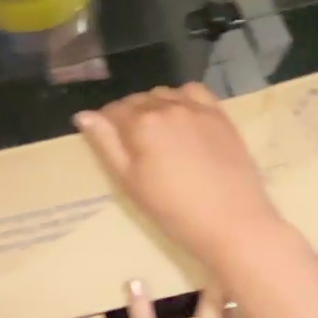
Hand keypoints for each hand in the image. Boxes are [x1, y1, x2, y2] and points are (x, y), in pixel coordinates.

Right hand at [75, 84, 281, 268]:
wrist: (234, 225)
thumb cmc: (175, 212)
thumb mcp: (131, 183)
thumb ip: (106, 144)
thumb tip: (83, 115)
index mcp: (142, 123)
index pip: (113, 111)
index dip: (105, 123)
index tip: (107, 138)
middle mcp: (167, 106)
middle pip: (137, 100)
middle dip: (128, 115)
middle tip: (133, 145)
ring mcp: (196, 108)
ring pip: (163, 94)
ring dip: (154, 106)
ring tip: (158, 133)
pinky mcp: (219, 114)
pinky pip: (193, 91)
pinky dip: (181, 98)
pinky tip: (182, 117)